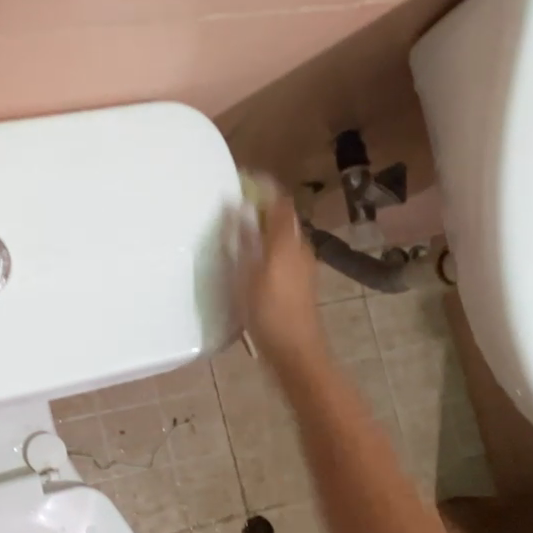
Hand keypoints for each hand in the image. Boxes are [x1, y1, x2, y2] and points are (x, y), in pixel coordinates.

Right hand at [230, 187, 323, 367]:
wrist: (295, 352)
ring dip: (260, 230)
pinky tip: (246, 264)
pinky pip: (280, 256)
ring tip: (234, 233)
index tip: (240, 180)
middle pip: (281, 219)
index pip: (280, 202)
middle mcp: (299, 249)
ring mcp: (300, 268)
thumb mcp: (249, 274)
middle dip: (259, 208)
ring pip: (281, 238)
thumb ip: (243, 238)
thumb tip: (236, 206)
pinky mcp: (297, 285)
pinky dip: (264, 250)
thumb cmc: (270, 313)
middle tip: (231, 207)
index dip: (263, 187)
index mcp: (288, 242)